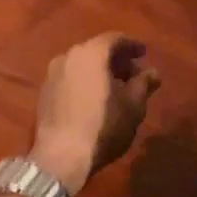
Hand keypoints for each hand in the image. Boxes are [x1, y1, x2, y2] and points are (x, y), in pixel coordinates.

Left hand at [29, 33, 160, 193]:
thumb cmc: (103, 126)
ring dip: (99, 72)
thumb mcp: (133, 106)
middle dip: (116, 61)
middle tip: (132, 75)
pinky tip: (94, 100)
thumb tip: (152, 72)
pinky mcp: (44, 94)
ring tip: (115, 89)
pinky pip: (70, 79)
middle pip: (96, 51)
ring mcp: (52, 75)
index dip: (132, 45)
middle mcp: (68, 57)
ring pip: (81, 65)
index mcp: (91, 54)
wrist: (61, 156)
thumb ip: (144, 84)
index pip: (114, 39)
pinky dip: (85, 82)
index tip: (144, 54)